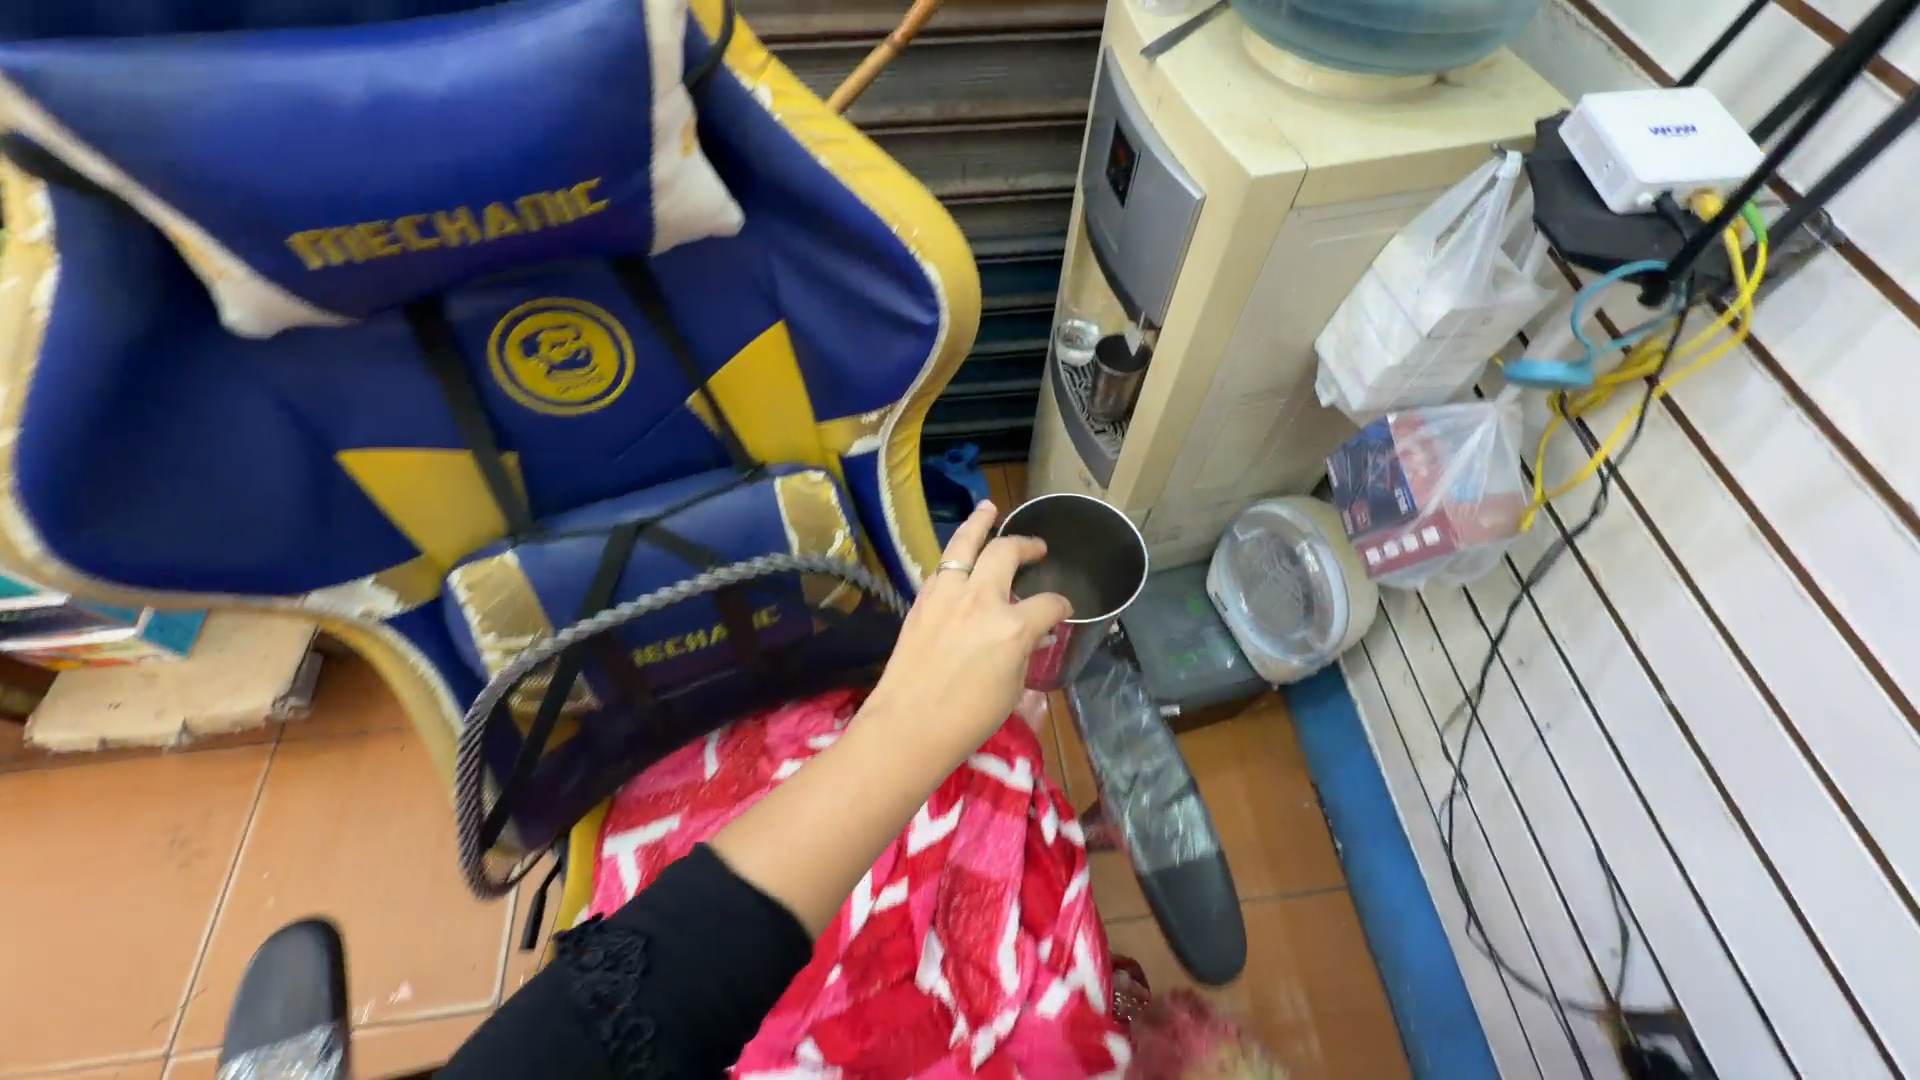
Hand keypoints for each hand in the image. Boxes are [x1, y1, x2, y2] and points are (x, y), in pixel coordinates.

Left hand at [856, 501, 1071, 766]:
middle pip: (1005, 553)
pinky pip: (942, 566)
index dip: (1061, 605)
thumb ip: (1024, 653)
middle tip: (1036, 547)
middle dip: (1026, 545)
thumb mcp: (1012, 689)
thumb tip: (1033, 636)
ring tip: (989, 508)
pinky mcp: (921, 601)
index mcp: (1011, 628)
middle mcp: (980, 600)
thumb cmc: (967, 721)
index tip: (1062, 609)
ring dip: (979, 523)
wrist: (907, 727)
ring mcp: (946, 596)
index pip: (1048, 604)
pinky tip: (960, 550)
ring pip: (964, 544)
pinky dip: (956, 552)